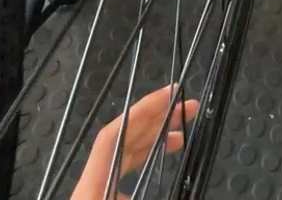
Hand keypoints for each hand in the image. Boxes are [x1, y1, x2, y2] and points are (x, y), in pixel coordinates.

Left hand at [74, 85, 201, 199]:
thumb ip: (155, 189)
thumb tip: (189, 183)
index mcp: (92, 184)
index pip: (114, 134)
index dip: (143, 109)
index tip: (172, 92)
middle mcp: (91, 182)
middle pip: (123, 138)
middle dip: (157, 118)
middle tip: (190, 106)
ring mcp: (95, 189)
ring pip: (125, 154)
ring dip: (155, 138)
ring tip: (183, 132)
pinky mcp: (100, 196)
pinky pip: (123, 170)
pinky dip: (144, 160)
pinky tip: (160, 159)